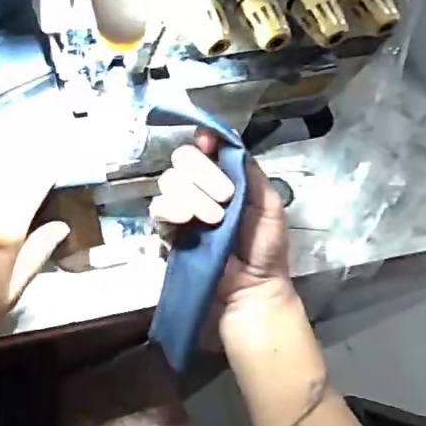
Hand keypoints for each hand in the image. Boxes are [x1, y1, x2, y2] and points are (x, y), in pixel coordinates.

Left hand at [0, 130, 71, 384]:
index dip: (52, 161)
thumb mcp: (11, 290)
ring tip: (16, 144)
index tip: (62, 158)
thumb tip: (62, 226)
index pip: (35, 175)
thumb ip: (38, 251)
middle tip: (44, 146)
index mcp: (1, 228)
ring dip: (2, 143)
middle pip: (9, 155)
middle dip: (31, 147)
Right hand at [148, 130, 296, 328]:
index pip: (204, 147)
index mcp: (222, 177)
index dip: (203, 140)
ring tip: (214, 219)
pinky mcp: (167, 230)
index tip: (208, 143)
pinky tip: (187, 218)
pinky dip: (171, 208)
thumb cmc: (265, 247)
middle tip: (225, 197)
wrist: (253, 286)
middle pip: (183, 159)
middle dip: (203, 172)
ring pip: (170, 181)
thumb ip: (249, 171)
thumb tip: (228, 139)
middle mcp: (198, 187)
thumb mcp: (268, 204)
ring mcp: (180, 207)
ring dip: (193, 194)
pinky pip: (158, 208)